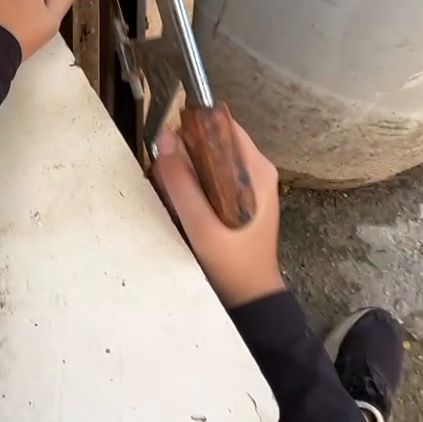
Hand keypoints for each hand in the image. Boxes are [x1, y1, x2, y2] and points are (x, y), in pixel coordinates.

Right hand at [153, 117, 284, 306]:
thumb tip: (165, 138)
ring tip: (171, 192)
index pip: (224, 125)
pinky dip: (193, 182)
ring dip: (186, 169)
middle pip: (214, 141)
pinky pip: (211, 176)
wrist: (249, 296)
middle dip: (185, 151)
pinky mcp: (241, 198)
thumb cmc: (230, 261)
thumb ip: (181, 182)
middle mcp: (257, 170)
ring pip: (210, 159)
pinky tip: (181, 203)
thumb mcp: (200, 223)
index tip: (169, 140)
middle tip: (165, 173)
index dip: (194, 126)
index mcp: (257, 169)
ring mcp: (250, 184)